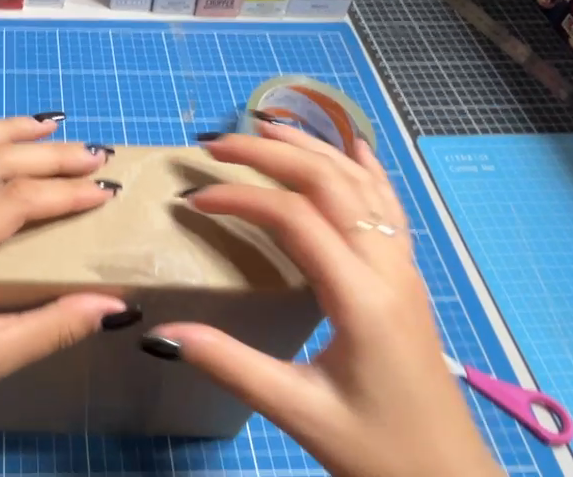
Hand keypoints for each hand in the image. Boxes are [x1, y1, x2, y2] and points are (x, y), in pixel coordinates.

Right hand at [149, 124, 501, 476]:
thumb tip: (164, 331)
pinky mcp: (409, 277)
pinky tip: (353, 149)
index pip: (293, 218)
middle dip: (269, 154)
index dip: (240, 197)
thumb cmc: (379, 453)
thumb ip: (232, 365)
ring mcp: (404, 268)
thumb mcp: (300, 413)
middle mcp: (387, 268)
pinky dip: (366, 169)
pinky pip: (388, 206)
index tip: (194, 200)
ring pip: (360, 184)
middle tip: (217, 145)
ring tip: (266, 128)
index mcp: (360, 297)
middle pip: (327, 182)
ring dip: (312, 149)